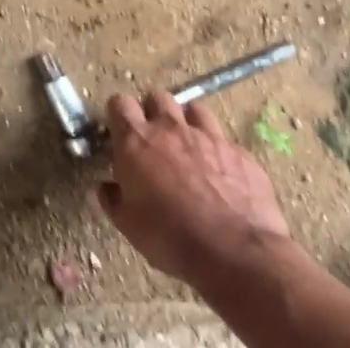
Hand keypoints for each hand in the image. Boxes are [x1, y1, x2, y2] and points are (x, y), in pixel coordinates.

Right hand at [97, 90, 293, 286]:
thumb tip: (107, 186)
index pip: (120, 102)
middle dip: (153, 109)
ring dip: (188, 122)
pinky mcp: (243, 156)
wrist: (235, 254)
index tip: (120, 130)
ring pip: (195, 110)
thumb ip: (112, 197)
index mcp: (135, 140)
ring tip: (190, 146)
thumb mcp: (127, 222)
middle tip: (154, 135)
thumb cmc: (169, 237)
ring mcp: (211, 139)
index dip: (119, 113)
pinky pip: (227, 142)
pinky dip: (220, 152)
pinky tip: (223, 176)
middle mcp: (171, 129)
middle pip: (158, 96)